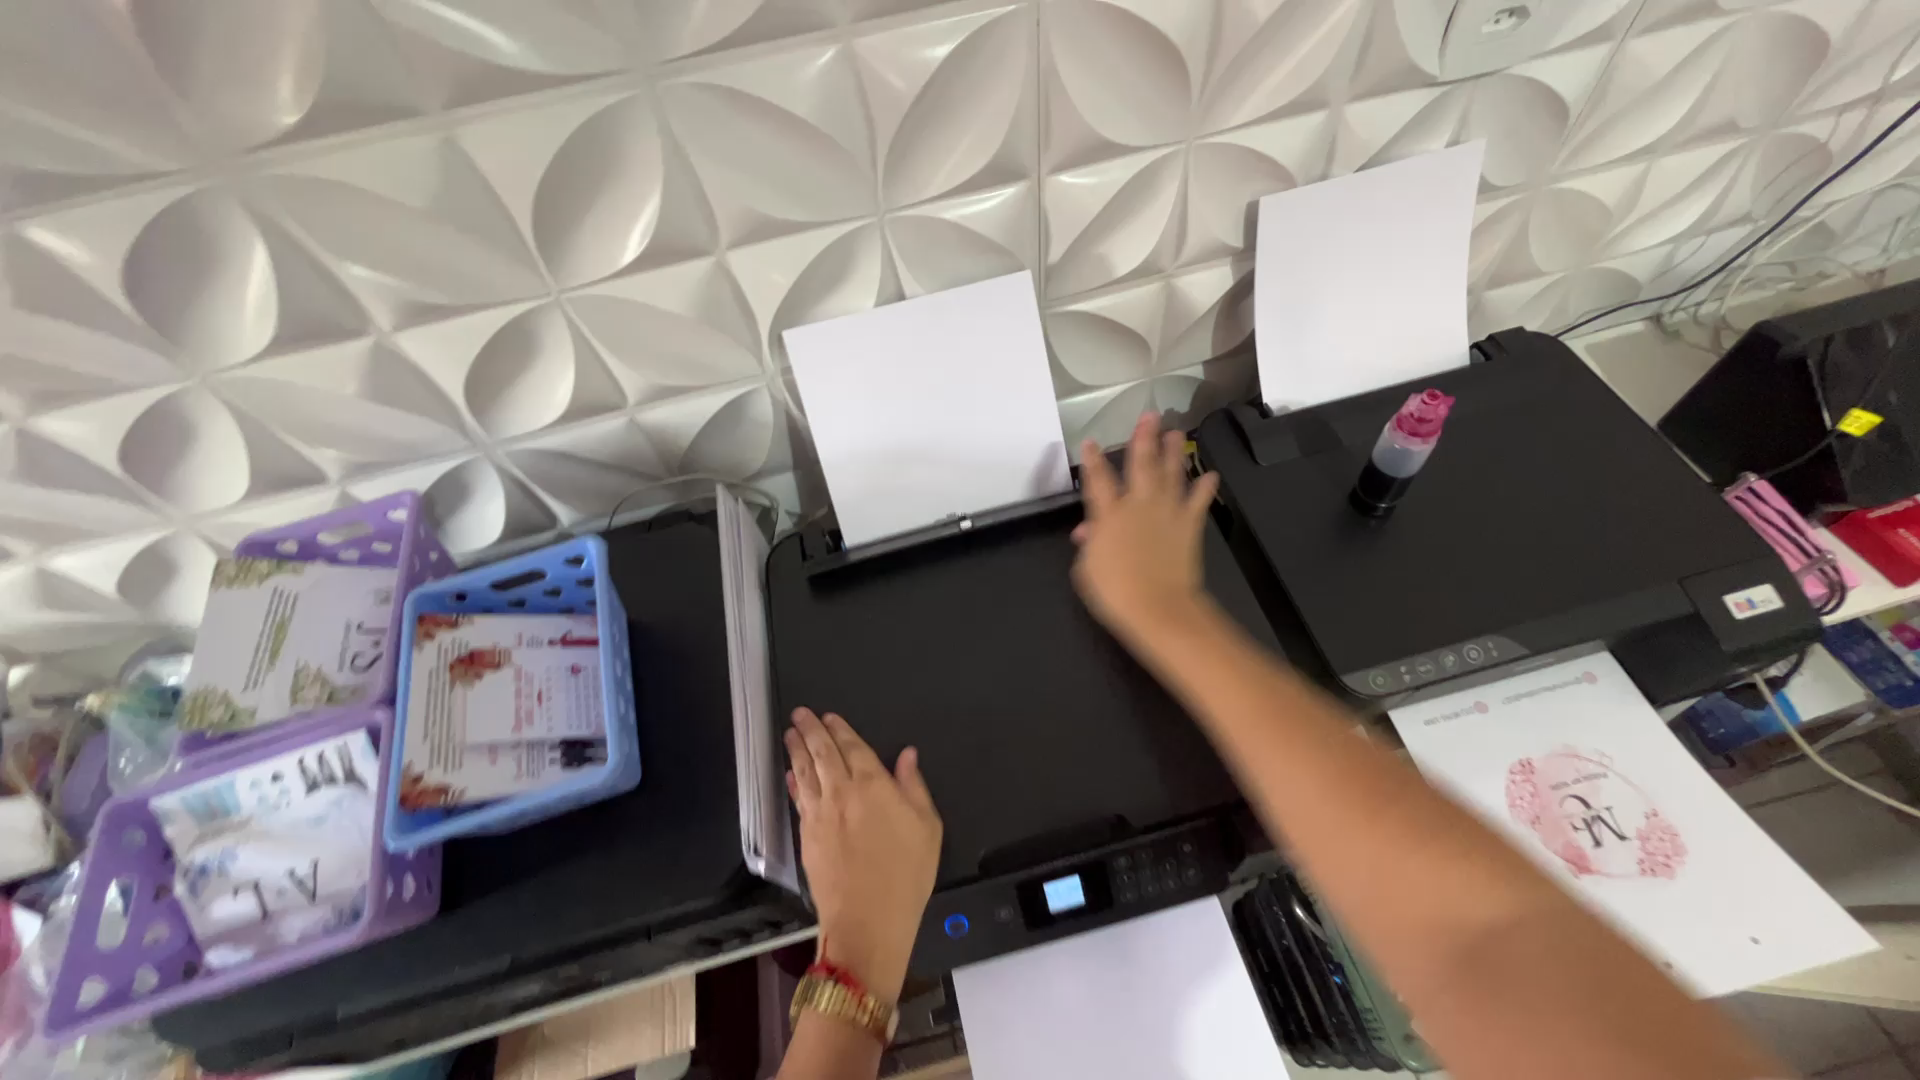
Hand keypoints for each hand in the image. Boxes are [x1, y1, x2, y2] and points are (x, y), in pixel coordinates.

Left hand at [785, 707, 941, 1002]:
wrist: (867, 921)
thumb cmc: (906, 874)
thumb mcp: (928, 827)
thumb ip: (914, 786)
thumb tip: (907, 755)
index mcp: (873, 785)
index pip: (852, 747)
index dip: (840, 729)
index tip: (829, 716)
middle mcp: (841, 792)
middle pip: (822, 753)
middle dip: (810, 730)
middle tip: (800, 714)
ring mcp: (819, 815)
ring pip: (805, 773)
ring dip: (797, 750)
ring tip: (790, 734)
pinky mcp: (806, 837)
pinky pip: (798, 800)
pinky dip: (794, 783)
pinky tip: (791, 775)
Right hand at [1072, 412, 1219, 644]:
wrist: (1158, 607)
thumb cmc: (1114, 591)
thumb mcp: (1087, 570)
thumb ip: (1089, 545)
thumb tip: (1089, 531)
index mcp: (1108, 515)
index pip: (1098, 480)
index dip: (1093, 460)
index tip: (1090, 442)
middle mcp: (1138, 505)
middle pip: (1141, 464)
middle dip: (1143, 439)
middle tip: (1149, 416)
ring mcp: (1166, 513)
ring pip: (1170, 474)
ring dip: (1172, 452)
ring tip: (1175, 432)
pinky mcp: (1188, 526)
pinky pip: (1197, 501)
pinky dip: (1203, 487)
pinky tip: (1210, 474)